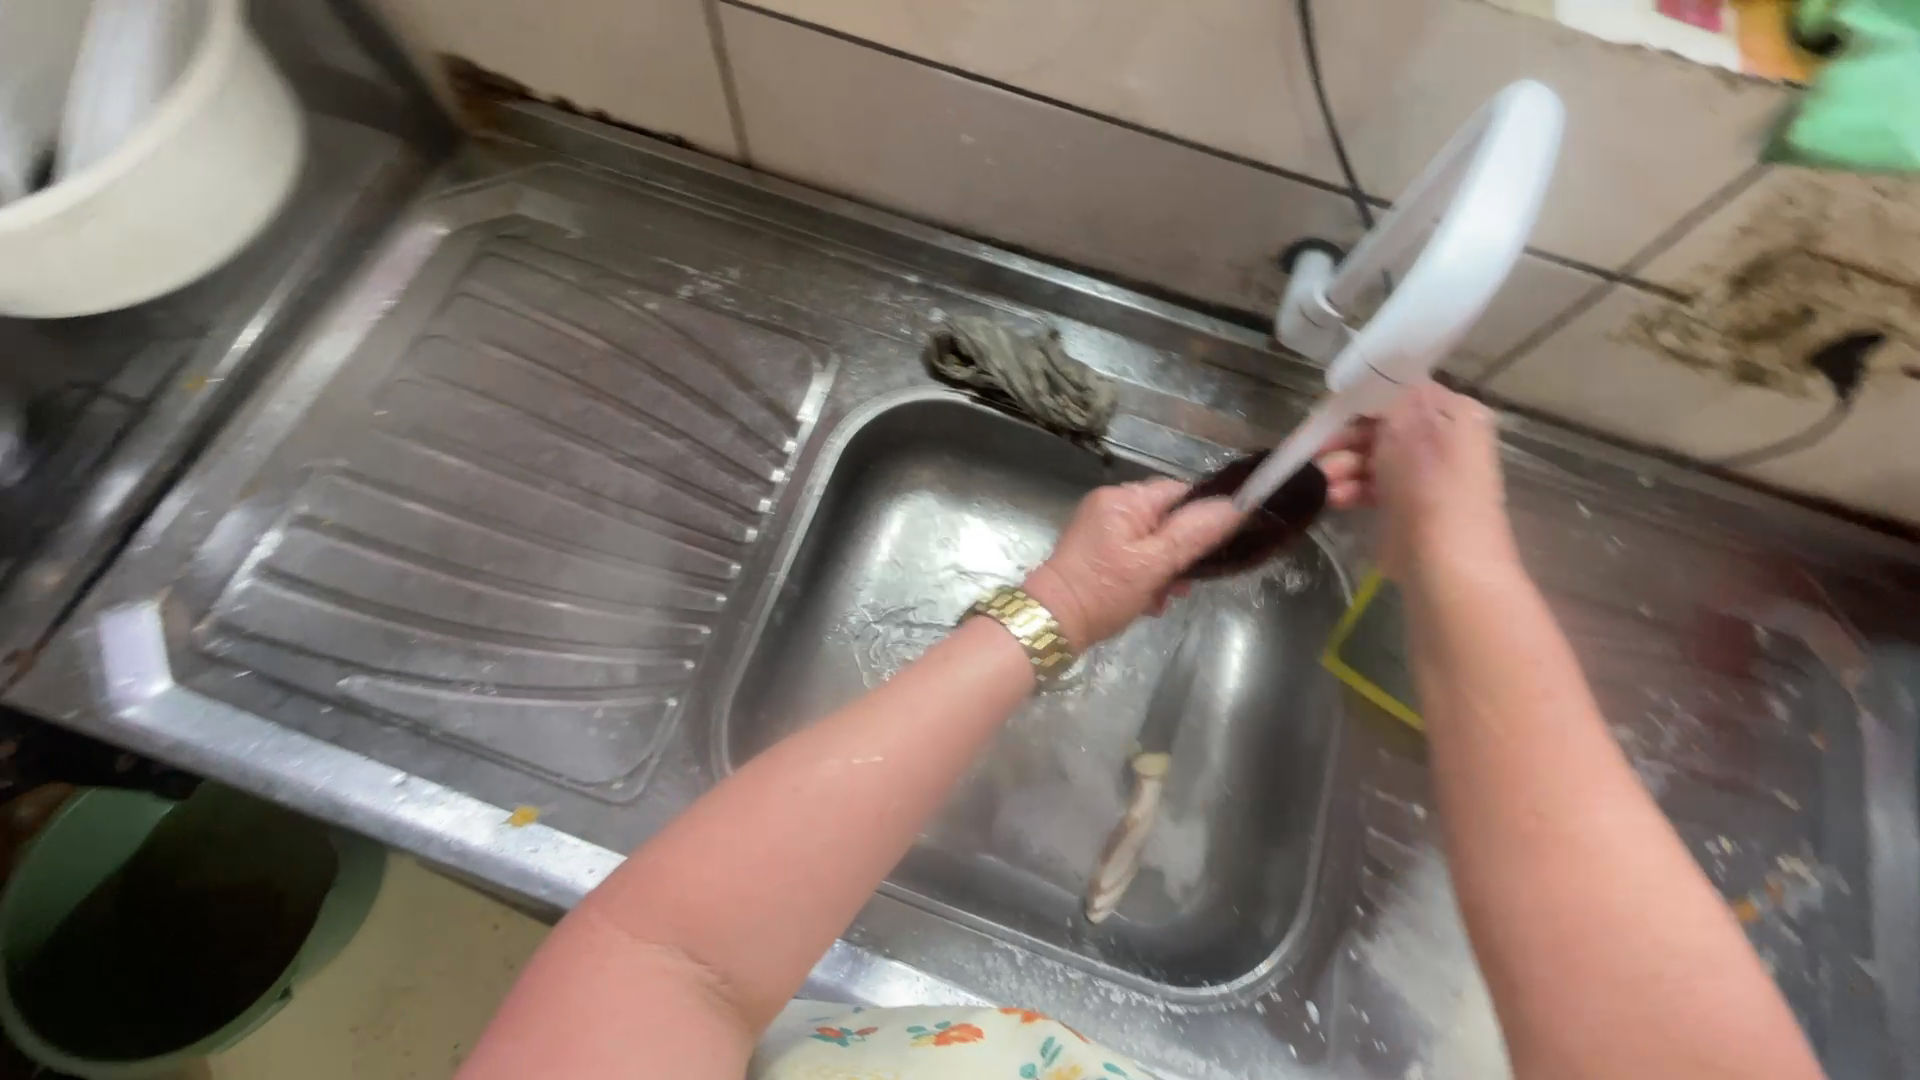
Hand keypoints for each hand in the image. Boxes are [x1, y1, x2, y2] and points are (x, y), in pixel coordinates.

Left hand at [1023, 479, 1243, 647]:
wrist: (1052, 623)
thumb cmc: (1103, 591)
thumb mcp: (1154, 564)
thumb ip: (1194, 533)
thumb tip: (1236, 505)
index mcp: (1124, 499)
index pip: (1180, 492)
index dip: (1204, 515)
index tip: (1219, 545)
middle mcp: (1111, 506)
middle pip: (1167, 519)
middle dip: (1182, 552)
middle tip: (1185, 583)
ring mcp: (1102, 529)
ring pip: (1153, 542)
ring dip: (1165, 570)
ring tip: (1164, 598)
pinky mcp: (1097, 552)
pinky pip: (1135, 555)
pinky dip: (1145, 577)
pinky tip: (1148, 601)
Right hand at [1316, 382, 1517, 577]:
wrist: (1444, 559)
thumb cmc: (1429, 484)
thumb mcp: (1408, 424)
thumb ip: (1388, 397)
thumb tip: (1373, 382)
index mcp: (1452, 414)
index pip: (1398, 395)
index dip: (1359, 403)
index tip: (1324, 416)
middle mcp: (1440, 439)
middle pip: (1378, 428)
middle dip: (1343, 441)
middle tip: (1315, 454)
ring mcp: (1421, 474)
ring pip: (1368, 459)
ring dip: (1340, 468)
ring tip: (1324, 484)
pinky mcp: (1403, 504)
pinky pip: (1368, 486)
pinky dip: (1349, 490)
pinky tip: (1334, 499)